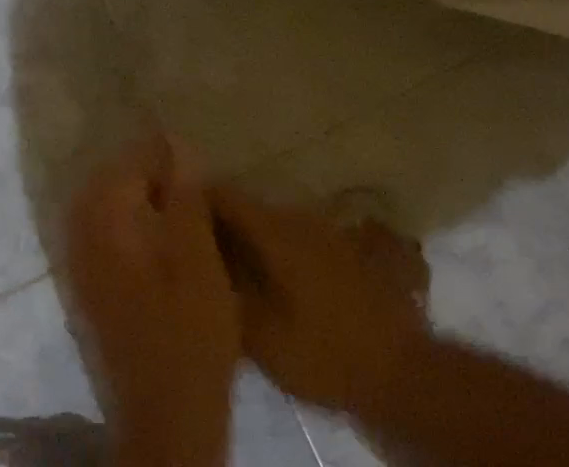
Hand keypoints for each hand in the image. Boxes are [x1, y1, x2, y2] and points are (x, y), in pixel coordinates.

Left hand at [65, 138, 237, 466]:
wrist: (165, 410)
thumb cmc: (191, 331)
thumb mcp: (199, 258)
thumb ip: (184, 198)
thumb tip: (175, 143)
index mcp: (107, 224)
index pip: (125, 165)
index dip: (155, 151)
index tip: (186, 148)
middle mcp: (81, 238)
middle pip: (102, 182)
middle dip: (137, 168)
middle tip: (178, 170)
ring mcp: (78, 266)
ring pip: (95, 207)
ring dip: (127, 195)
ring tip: (168, 198)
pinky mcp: (84, 289)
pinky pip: (94, 234)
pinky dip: (119, 221)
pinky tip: (149, 234)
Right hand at [209, 188, 430, 415]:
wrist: (403, 374)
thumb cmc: (324, 355)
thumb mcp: (260, 335)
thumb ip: (224, 288)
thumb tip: (195, 255)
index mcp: (276, 231)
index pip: (223, 194)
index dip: (192, 199)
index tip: (166, 212)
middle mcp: (300, 219)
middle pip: (247, 208)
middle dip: (217, 223)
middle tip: (190, 250)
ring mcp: (327, 233)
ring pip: (273, 224)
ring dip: (247, 238)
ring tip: (225, 266)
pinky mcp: (345, 252)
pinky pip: (296, 240)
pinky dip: (275, 251)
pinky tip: (269, 279)